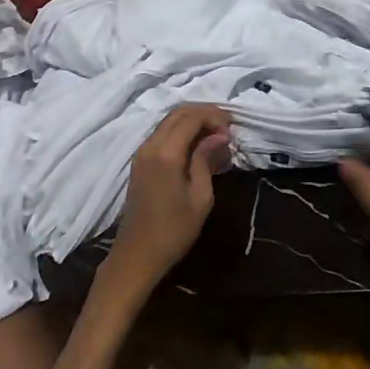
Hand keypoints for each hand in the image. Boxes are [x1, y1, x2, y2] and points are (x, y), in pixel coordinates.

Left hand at [109, 104, 231, 287]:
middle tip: (226, 127)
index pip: (191, 117)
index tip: (233, 129)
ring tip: (216, 136)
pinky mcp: (140, 162)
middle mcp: (150, 145)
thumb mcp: (200, 197)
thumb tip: (220, 135)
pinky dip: (182, 132)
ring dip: (193, 121)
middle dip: (204, 114)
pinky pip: (162, 134)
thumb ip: (206, 159)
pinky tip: (198, 146)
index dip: (214, 116)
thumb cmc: (174, 231)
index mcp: (165, 153)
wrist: (137, 255)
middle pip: (178, 113)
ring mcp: (141, 153)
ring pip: (169, 121)